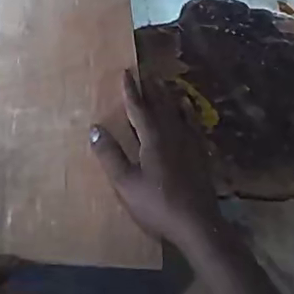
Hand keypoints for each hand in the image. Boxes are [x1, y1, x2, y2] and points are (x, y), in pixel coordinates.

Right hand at [89, 69, 223, 252]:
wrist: (197, 223)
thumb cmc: (157, 204)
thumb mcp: (126, 183)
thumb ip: (110, 155)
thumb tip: (94, 128)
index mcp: (152, 137)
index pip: (138, 107)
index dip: (131, 90)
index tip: (126, 72)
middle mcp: (171, 132)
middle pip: (160, 103)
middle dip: (150, 87)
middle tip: (145, 70)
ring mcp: (188, 141)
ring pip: (176, 110)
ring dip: (167, 95)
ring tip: (162, 82)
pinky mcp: (199, 152)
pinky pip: (192, 122)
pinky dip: (187, 110)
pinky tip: (187, 107)